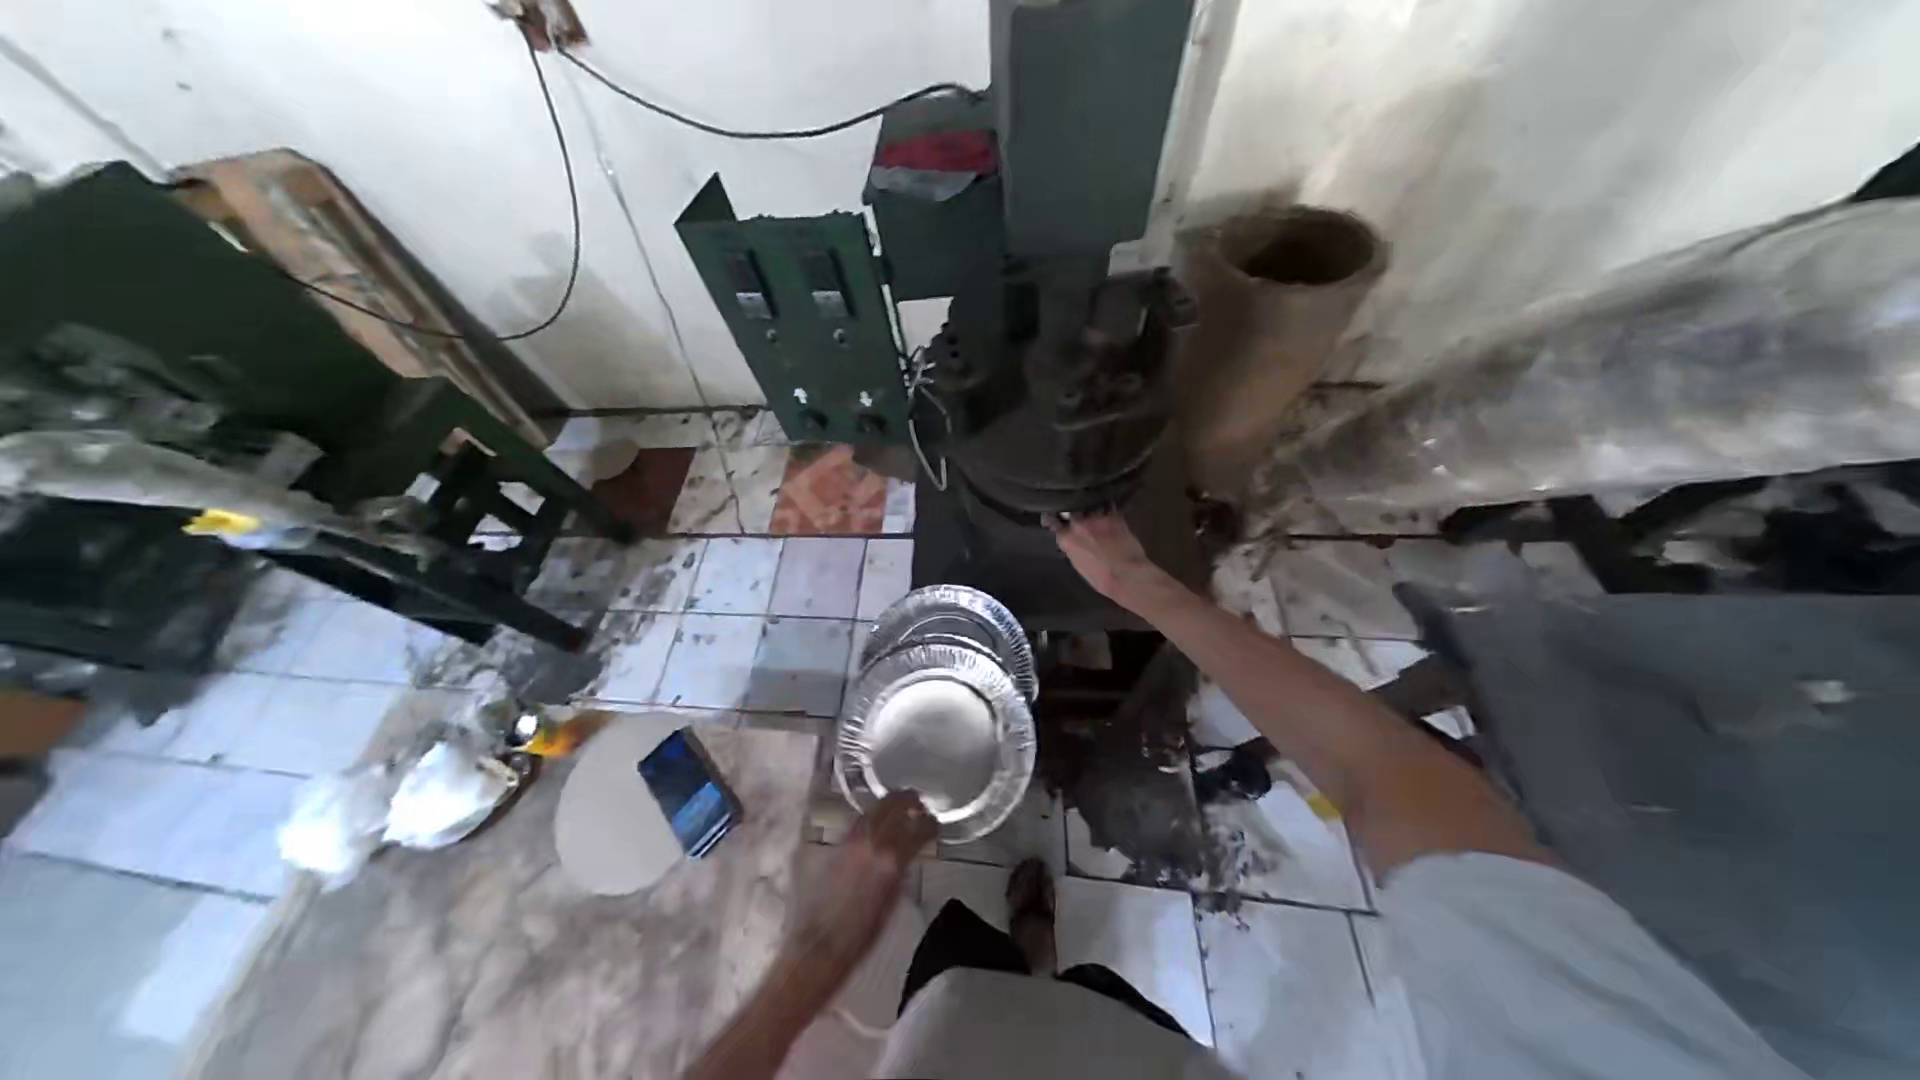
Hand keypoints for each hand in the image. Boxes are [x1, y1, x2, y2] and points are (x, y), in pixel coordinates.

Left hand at [785, 792, 935, 970]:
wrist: (821, 946)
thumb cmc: (862, 935)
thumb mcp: (893, 901)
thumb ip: (902, 869)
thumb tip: (908, 854)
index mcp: (891, 861)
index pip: (918, 829)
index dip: (930, 823)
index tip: (935, 823)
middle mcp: (869, 844)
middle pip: (892, 805)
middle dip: (909, 800)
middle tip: (918, 803)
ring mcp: (849, 842)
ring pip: (872, 809)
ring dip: (888, 805)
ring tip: (898, 807)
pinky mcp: (833, 846)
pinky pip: (856, 823)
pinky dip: (870, 817)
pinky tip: (874, 824)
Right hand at [1050, 512, 1168, 607]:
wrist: (1126, 574)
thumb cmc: (1101, 578)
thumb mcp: (1079, 565)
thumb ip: (1073, 549)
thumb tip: (1074, 543)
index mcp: (1067, 539)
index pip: (1053, 521)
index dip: (1054, 520)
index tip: (1056, 520)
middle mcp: (1078, 524)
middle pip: (1070, 510)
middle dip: (1072, 513)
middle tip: (1076, 516)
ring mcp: (1096, 518)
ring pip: (1089, 506)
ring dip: (1089, 510)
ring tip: (1094, 513)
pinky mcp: (1114, 516)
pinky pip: (1108, 507)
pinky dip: (1107, 510)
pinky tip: (1109, 513)